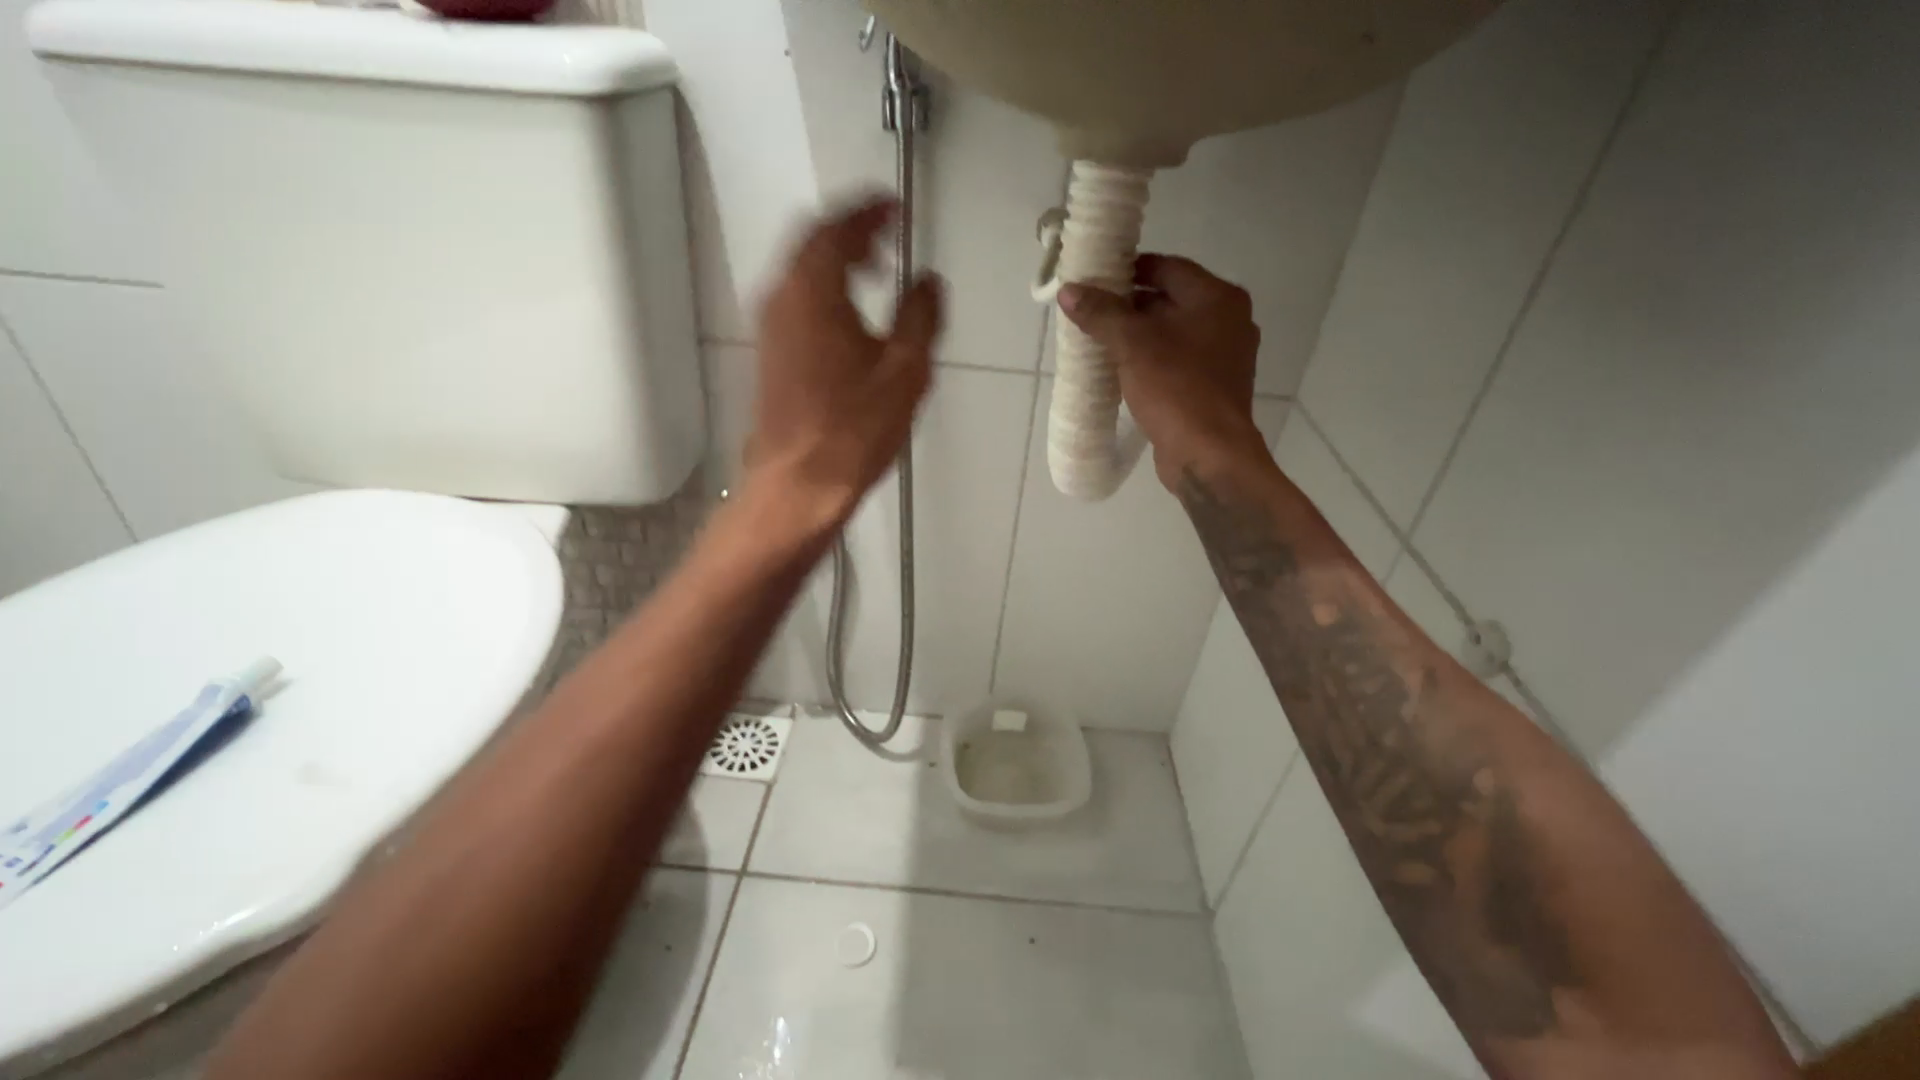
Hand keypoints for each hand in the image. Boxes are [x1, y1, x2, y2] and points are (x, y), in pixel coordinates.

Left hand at [747, 197, 943, 523]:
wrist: (797, 484)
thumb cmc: (854, 429)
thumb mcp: (906, 371)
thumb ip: (921, 316)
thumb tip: (930, 281)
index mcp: (814, 291)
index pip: (836, 227)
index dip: (868, 211)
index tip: (894, 207)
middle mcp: (782, 298)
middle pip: (812, 242)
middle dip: (851, 233)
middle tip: (888, 238)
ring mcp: (770, 327)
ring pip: (801, 271)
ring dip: (837, 262)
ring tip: (876, 273)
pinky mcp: (770, 353)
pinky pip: (797, 299)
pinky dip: (824, 289)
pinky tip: (852, 318)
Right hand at [1058, 255, 1269, 490]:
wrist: (1208, 454)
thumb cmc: (1175, 387)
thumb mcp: (1131, 343)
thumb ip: (1100, 313)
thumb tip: (1068, 290)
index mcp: (1218, 298)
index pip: (1167, 267)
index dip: (1129, 270)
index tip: (1095, 280)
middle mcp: (1229, 321)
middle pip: (1170, 300)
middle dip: (1129, 307)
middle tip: (1090, 313)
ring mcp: (1224, 357)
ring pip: (1172, 334)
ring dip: (1138, 337)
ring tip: (1098, 342)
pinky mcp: (1213, 388)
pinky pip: (1177, 363)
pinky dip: (1151, 362)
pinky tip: (1121, 372)